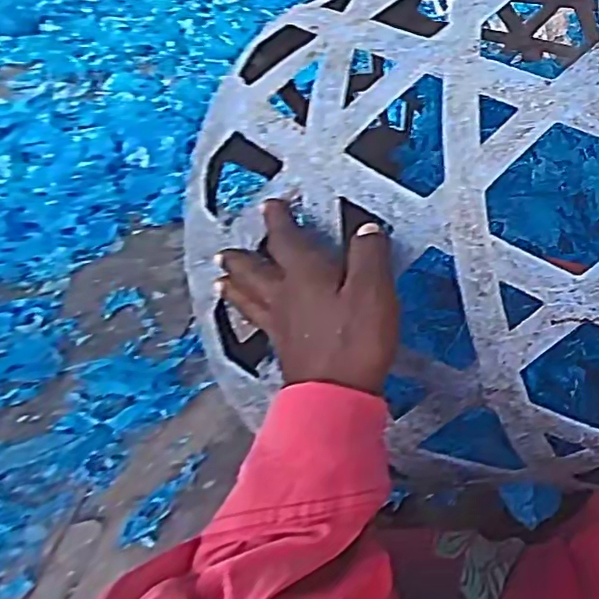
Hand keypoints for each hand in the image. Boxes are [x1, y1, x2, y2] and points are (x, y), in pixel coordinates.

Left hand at [217, 199, 399, 395]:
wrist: (335, 394)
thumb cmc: (356, 338)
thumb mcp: (374, 288)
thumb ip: (369, 254)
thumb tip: (365, 229)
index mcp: (306, 275)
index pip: (287, 240)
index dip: (279, 220)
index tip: (271, 205)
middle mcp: (285, 296)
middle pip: (256, 270)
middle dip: (246, 255)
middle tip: (230, 247)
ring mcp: (280, 324)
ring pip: (250, 296)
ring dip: (236, 283)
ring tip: (223, 277)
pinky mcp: (284, 346)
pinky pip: (256, 320)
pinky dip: (247, 310)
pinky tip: (250, 314)